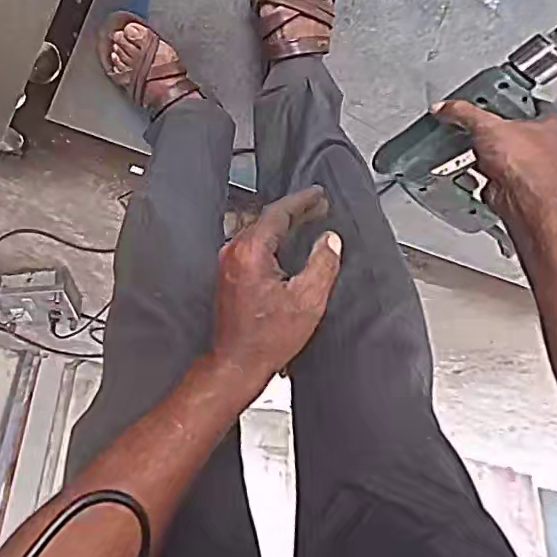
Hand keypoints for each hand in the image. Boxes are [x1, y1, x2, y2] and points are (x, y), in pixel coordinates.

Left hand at [211, 185, 341, 383]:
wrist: (236, 362)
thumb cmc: (266, 339)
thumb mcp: (307, 301)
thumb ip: (322, 264)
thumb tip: (330, 241)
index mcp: (250, 252)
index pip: (277, 213)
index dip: (301, 201)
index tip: (318, 194)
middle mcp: (233, 251)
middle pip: (265, 218)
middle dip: (294, 211)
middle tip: (317, 206)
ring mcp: (226, 262)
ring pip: (257, 230)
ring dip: (282, 224)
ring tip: (306, 221)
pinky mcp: (226, 273)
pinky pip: (251, 244)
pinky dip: (271, 238)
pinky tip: (286, 244)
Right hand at [431, 100, 556, 219]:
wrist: (523, 200)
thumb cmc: (525, 164)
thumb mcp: (487, 125)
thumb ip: (464, 113)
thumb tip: (446, 107)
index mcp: (550, 127)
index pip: (538, 106)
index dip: (520, 101)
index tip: (505, 99)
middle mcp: (544, 149)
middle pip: (516, 133)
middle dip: (496, 131)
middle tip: (479, 126)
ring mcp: (529, 170)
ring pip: (505, 157)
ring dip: (487, 155)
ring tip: (471, 149)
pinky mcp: (513, 187)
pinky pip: (492, 177)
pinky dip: (479, 174)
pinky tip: (470, 171)